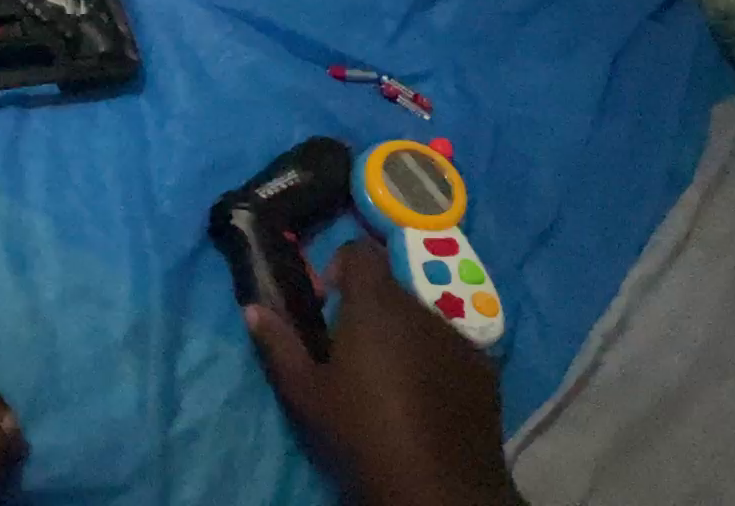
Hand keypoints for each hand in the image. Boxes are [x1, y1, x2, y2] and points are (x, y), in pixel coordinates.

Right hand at [244, 241, 518, 505]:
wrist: (439, 489)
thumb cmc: (362, 432)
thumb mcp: (307, 392)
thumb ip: (279, 343)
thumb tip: (252, 308)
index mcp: (373, 304)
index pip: (360, 252)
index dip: (342, 266)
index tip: (329, 299)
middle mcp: (418, 307)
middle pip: (388, 287)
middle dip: (369, 307)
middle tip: (352, 348)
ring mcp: (456, 336)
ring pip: (419, 316)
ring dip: (401, 332)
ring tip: (389, 377)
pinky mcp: (483, 366)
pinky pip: (449, 344)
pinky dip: (433, 357)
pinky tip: (425, 397)